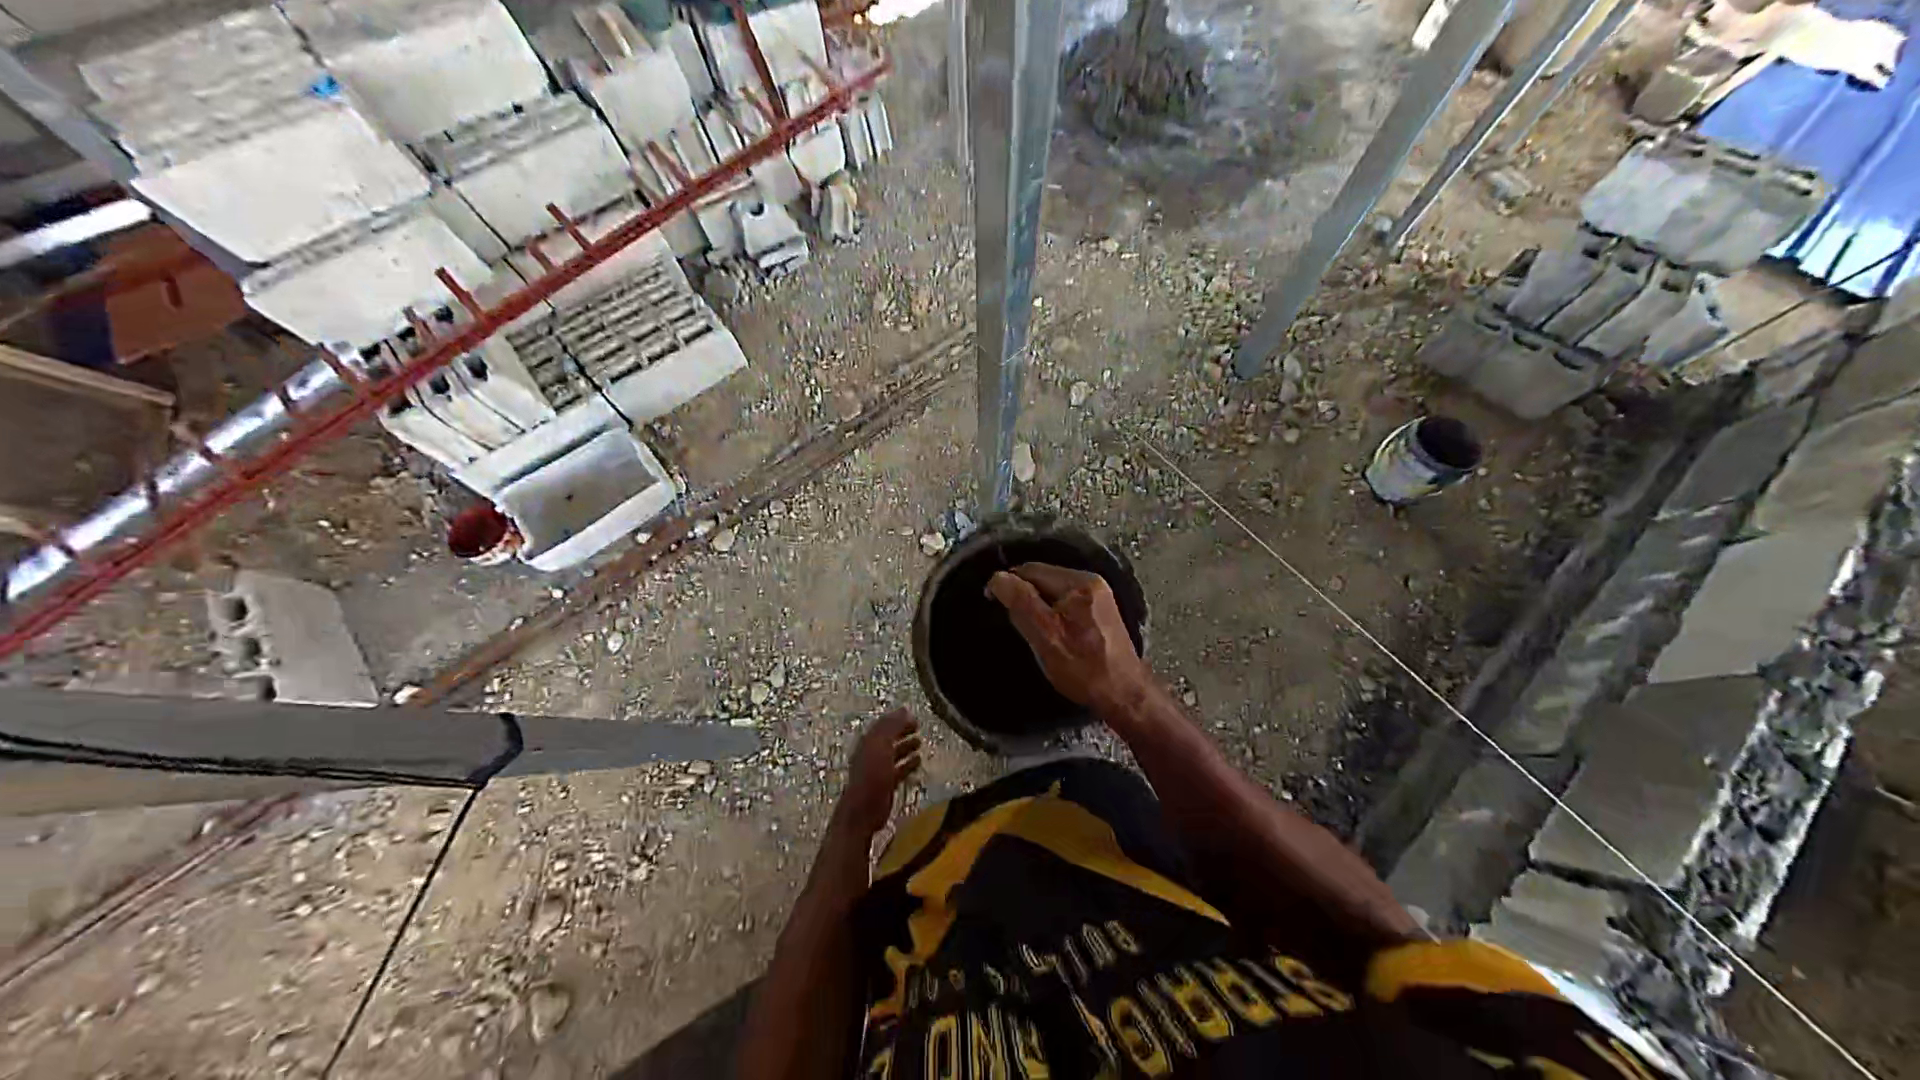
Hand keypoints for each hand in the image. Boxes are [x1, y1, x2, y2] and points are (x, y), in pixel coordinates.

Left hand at [833, 708, 921, 836]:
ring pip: (893, 753)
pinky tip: (917, 761)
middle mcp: (871, 754)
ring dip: (905, 746)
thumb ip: (891, 727)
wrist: (863, 811)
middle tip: (916, 725)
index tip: (911, 714)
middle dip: (901, 730)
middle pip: (888, 737)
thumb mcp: (881, 746)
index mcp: (868, 743)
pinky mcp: (885, 784)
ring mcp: (877, 770)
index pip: (883, 725)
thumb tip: (903, 711)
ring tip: (919, 741)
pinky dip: (908, 763)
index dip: (897, 718)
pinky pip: (898, 769)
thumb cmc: (871, 777)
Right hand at [987, 563, 1151, 713]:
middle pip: (1043, 578)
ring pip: (1053, 592)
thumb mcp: (1044, 635)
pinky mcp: (1100, 612)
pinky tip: (1052, 636)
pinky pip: (1066, 604)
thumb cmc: (1082, 668)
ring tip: (1035, 634)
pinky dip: (1052, 615)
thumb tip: (998, 578)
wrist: (1123, 694)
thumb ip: (1020, 602)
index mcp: (1079, 582)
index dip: (1008, 584)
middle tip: (1019, 627)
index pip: (1031, 570)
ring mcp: (1098, 596)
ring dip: (1037, 608)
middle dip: (1024, 597)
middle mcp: (1092, 582)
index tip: (991, 602)